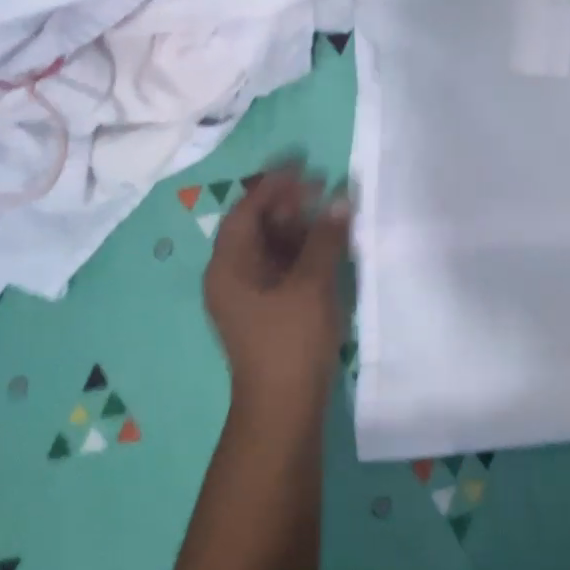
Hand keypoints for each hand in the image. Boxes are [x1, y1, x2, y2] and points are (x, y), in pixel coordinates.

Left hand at [203, 165, 349, 415]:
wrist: (284, 405)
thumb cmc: (291, 341)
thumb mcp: (312, 284)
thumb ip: (325, 238)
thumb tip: (340, 198)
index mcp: (229, 267)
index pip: (246, 212)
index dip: (274, 185)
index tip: (305, 164)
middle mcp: (232, 276)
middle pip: (257, 226)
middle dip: (290, 202)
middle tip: (326, 184)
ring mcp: (251, 294)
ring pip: (273, 245)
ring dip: (301, 225)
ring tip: (335, 209)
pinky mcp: (270, 307)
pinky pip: (284, 265)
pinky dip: (305, 248)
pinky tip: (332, 242)